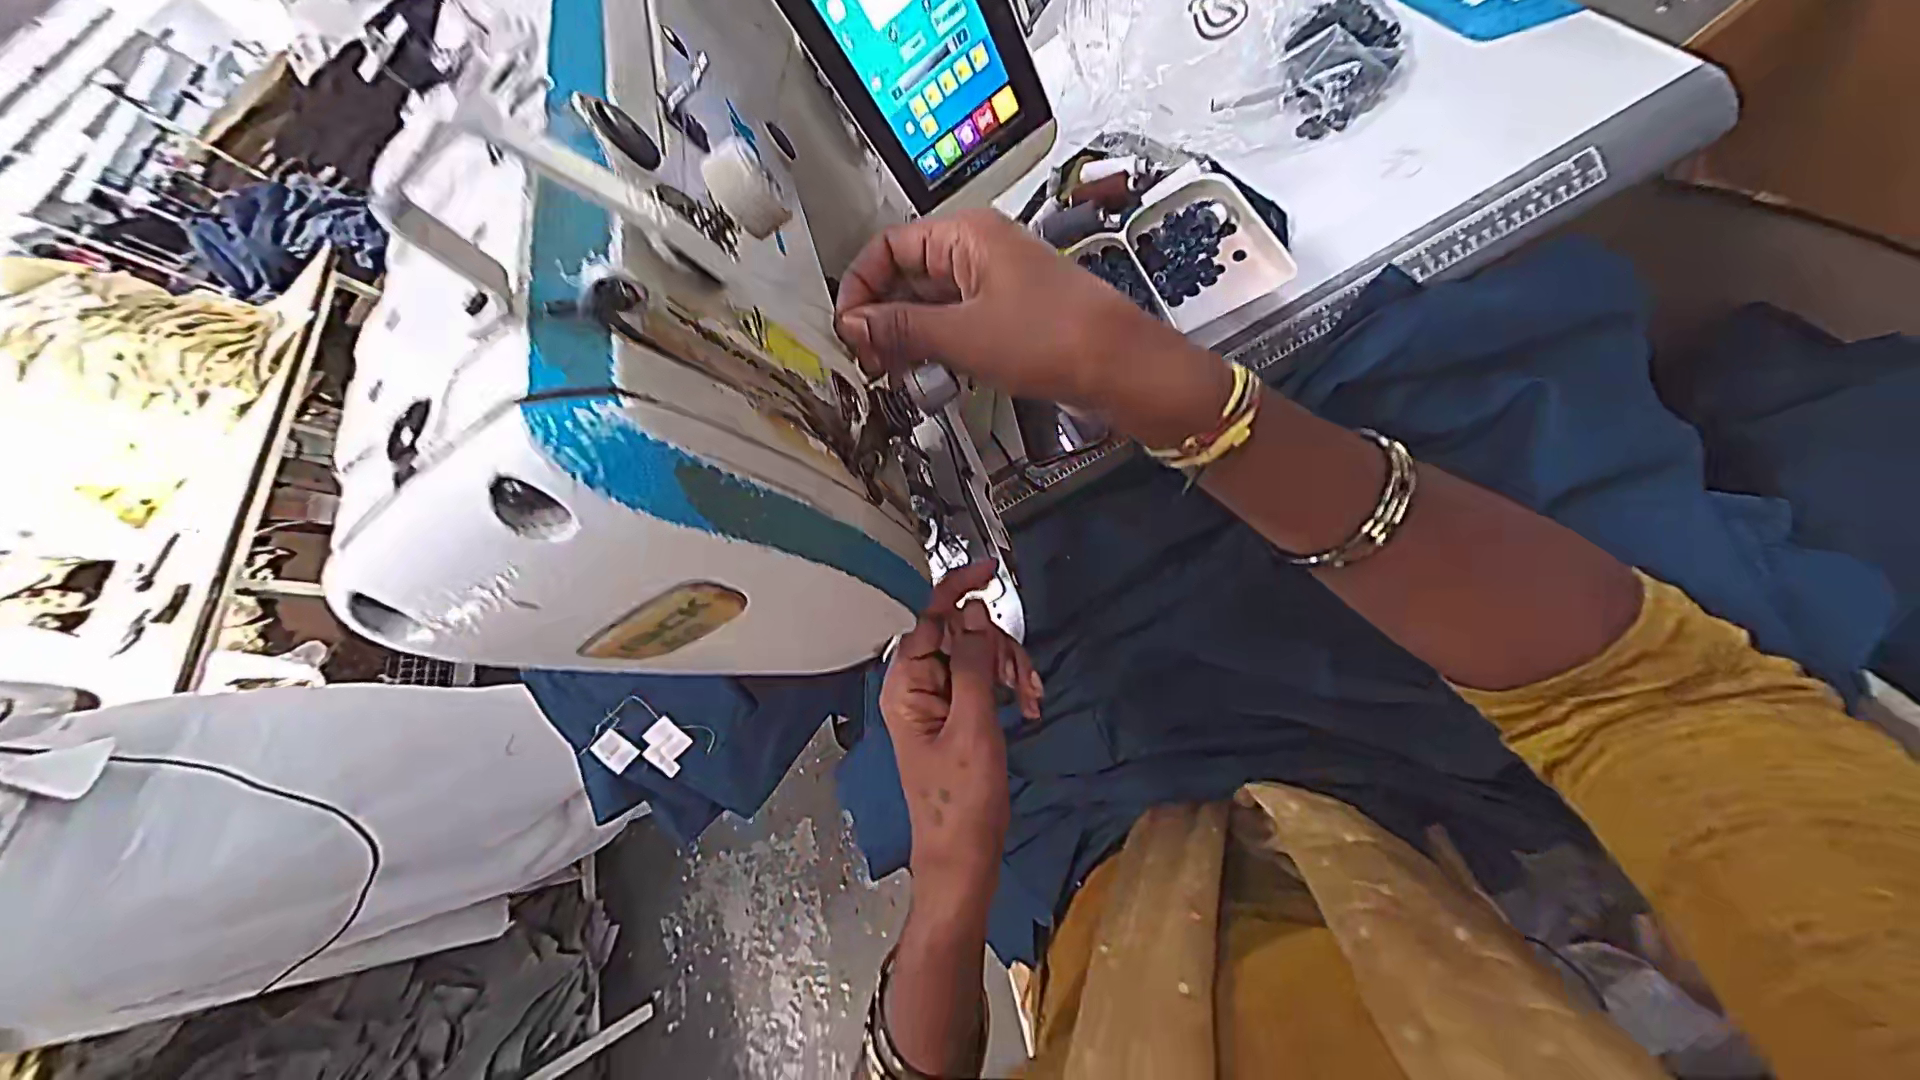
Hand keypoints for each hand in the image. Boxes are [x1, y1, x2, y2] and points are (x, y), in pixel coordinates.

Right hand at [835, 209, 1229, 444]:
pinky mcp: (1006, 319)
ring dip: (907, 339)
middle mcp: (977, 254)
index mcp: (965, 236)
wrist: (1117, 367)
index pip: (889, 248)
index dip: (862, 286)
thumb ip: (901, 327)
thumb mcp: (963, 334)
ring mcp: (993, 287)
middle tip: (870, 360)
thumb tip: (854, 322)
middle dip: (883, 318)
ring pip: (931, 307)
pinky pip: (956, 327)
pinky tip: (928, 376)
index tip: (848, 327)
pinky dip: (936, 349)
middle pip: (907, 278)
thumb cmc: (1052, 337)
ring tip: (896, 373)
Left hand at [880, 559, 1040, 897]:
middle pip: (960, 633)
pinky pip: (984, 677)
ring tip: (1030, 698)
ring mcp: (939, 697)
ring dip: (1010, 666)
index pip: (928, 618)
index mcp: (907, 683)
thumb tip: (974, 611)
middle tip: (1023, 678)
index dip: (957, 589)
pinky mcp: (958, 710)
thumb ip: (974, 664)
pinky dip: (1009, 683)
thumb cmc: (962, 799)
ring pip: (978, 652)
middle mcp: (918, 683)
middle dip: (998, 646)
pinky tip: (1027, 704)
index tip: (989, 573)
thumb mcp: (972, 726)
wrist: (965, 853)